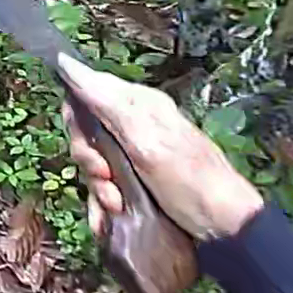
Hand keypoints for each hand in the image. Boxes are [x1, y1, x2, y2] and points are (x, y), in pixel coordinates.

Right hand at [59, 54, 263, 239]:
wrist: (227, 232)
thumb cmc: (188, 181)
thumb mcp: (144, 140)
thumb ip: (105, 102)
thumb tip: (65, 60)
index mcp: (136, 104)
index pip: (84, 93)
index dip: (75, 119)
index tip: (88, 146)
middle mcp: (132, 123)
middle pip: (85, 132)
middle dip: (89, 160)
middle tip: (105, 177)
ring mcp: (134, 153)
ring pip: (93, 162)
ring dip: (97, 186)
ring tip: (116, 205)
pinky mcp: (135, 180)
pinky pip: (104, 185)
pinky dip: (103, 203)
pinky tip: (109, 218)